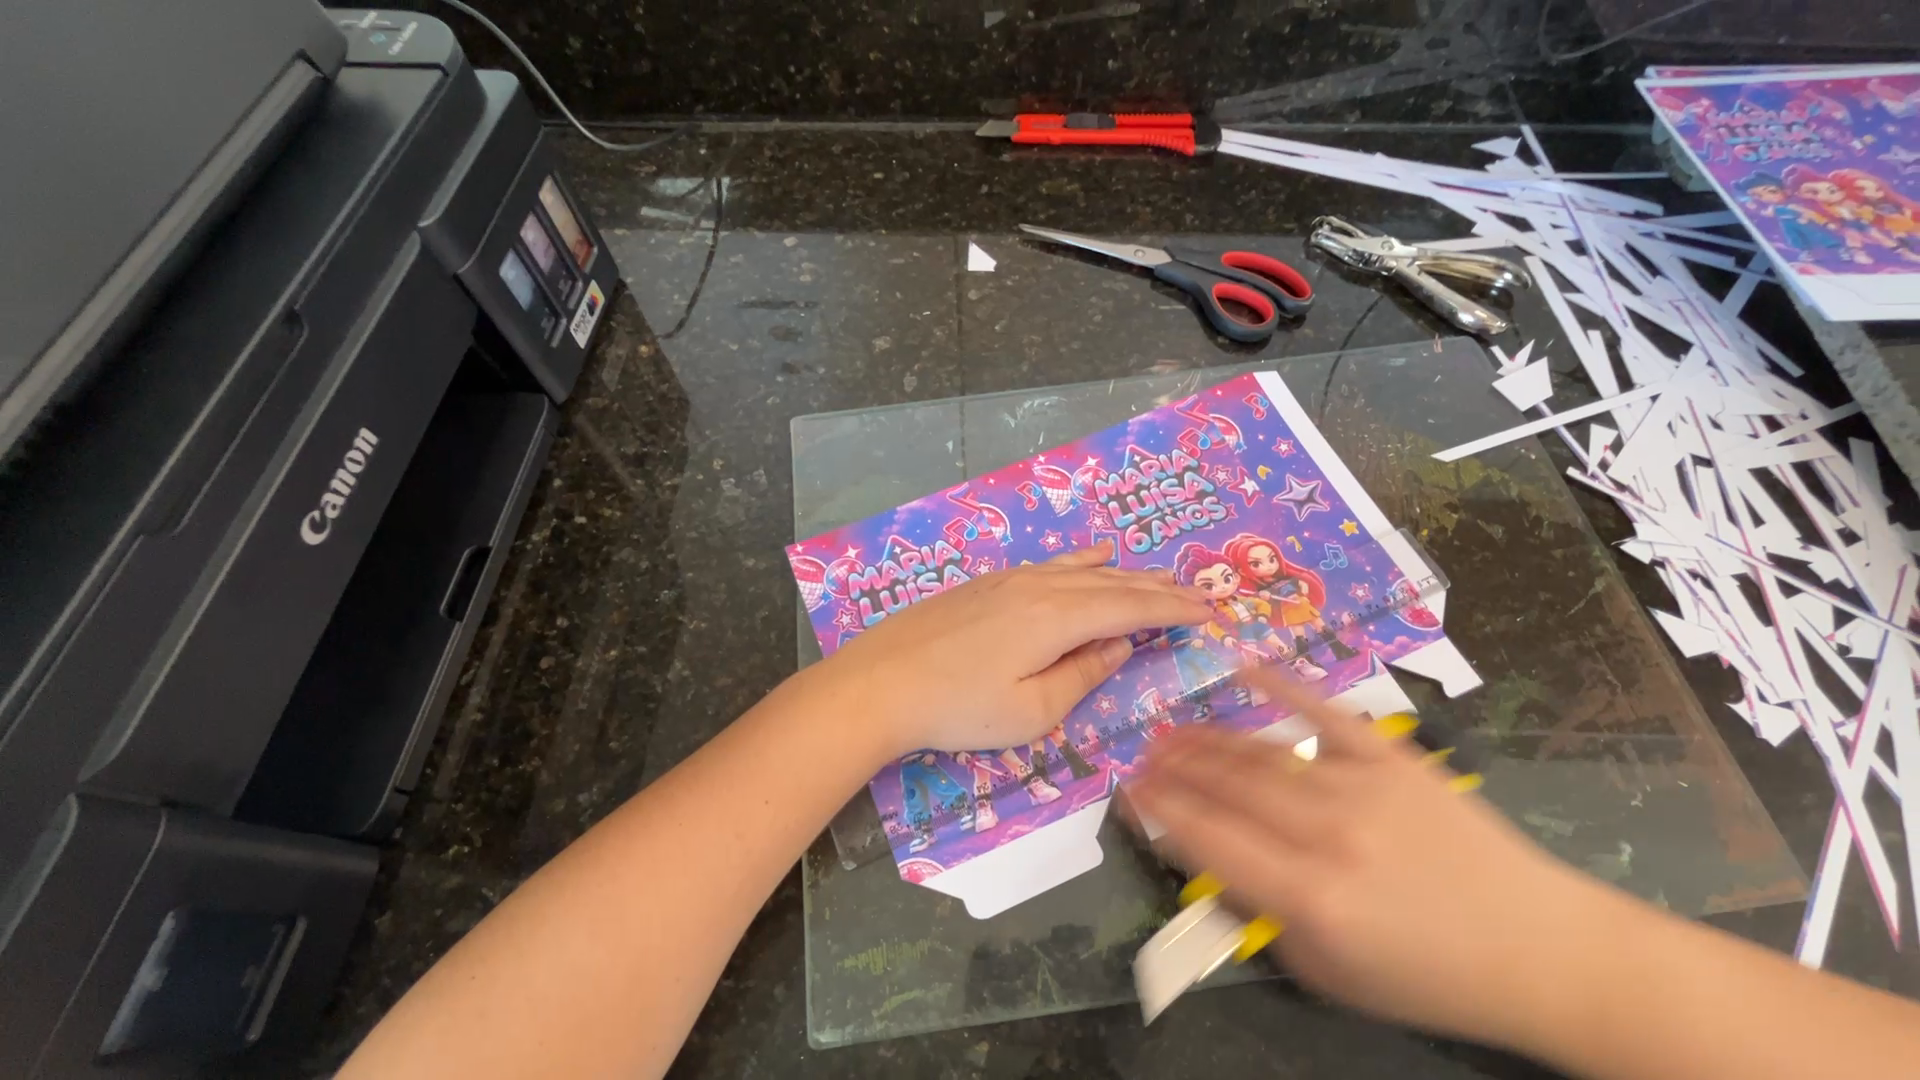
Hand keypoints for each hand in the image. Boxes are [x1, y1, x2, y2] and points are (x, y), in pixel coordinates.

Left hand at [822, 541, 1212, 756]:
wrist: (878, 683)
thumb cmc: (958, 708)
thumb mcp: (1032, 711)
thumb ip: (1082, 674)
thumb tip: (1118, 645)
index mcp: (1058, 617)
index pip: (1131, 608)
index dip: (1173, 609)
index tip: (1209, 610)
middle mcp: (1039, 586)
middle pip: (1112, 583)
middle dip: (1158, 588)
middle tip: (1198, 591)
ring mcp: (1009, 579)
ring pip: (1082, 570)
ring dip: (1124, 574)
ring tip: (1156, 575)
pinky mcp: (986, 584)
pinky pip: (1051, 565)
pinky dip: (1082, 562)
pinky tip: (1092, 557)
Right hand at [1128, 670, 1606, 1050]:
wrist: (1538, 949)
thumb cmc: (1426, 974)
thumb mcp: (1326, 972)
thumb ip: (1257, 914)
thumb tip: (1207, 860)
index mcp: (1307, 895)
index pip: (1206, 837)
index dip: (1158, 811)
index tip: (1127, 792)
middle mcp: (1326, 832)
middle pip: (1225, 786)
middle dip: (1172, 768)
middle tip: (1140, 756)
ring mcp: (1361, 785)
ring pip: (1260, 749)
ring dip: (1206, 737)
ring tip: (1169, 730)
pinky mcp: (1392, 757)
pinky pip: (1324, 711)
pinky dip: (1279, 684)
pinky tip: (1240, 667)